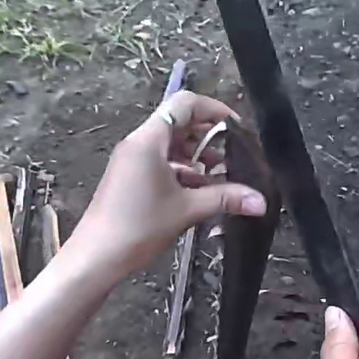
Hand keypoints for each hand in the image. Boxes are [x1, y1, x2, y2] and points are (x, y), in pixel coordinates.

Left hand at [68, 90, 267, 276]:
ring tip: (223, 174)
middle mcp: (139, 142)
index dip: (214, 109)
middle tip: (235, 153)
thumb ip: (226, 198)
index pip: (185, 103)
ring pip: (171, 144)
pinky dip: (183, 169)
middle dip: (209, 135)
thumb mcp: (187, 209)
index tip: (237, 127)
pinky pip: (161, 161)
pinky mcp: (131, 176)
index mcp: (150, 139)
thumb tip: (262, 202)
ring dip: (197, 155)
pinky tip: (202, 189)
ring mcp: (133, 160)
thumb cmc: (139, 226)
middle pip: (179, 122)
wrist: (97, 255)